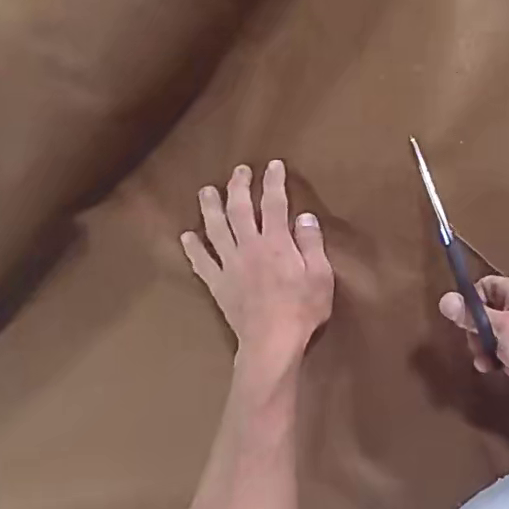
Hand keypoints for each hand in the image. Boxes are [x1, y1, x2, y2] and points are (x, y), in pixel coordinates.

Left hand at [182, 160, 333, 367]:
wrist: (271, 342)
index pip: (275, 203)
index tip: (273, 165)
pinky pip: (202, 262)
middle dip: (240, 187)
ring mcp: (230, 265)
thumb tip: (305, 217)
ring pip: (216, 229)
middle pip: (240, 210)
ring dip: (210, 208)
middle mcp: (250, 247)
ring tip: (206, 190)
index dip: (273, 182)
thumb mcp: (321, 275)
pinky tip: (187, 236)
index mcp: (277, 242)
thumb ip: (312, 244)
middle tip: (239, 170)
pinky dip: (193, 248)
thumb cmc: (302, 309)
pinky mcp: (218, 284)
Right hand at [439, 276, 508, 409]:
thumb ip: (472, 315)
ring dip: (494, 351)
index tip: (467, 327)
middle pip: (488, 311)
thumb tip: (445, 299)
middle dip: (481, 335)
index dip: (471, 306)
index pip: (483, 286)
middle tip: (481, 353)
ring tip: (498, 366)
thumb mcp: (500, 330)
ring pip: (498, 332)